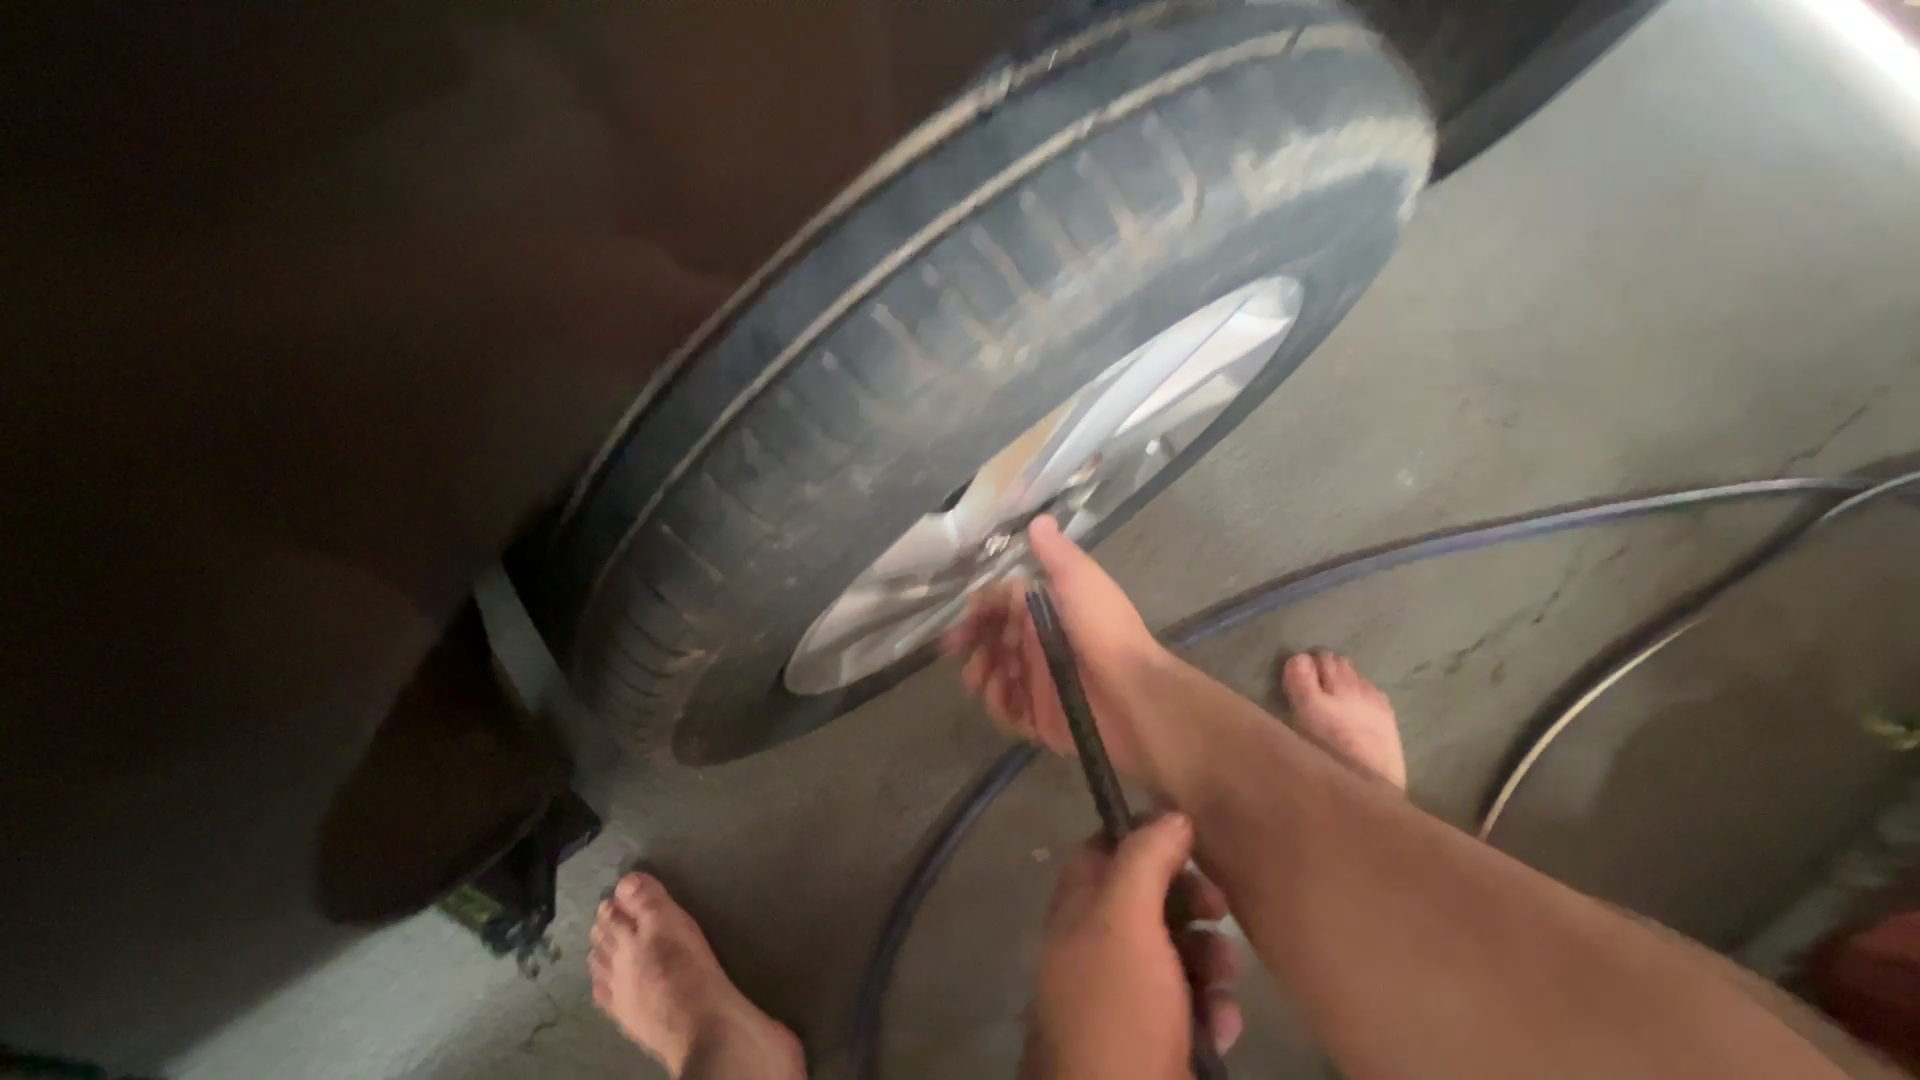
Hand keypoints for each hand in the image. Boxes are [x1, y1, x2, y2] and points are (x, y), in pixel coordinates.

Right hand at [942, 516, 1169, 776]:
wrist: (1133, 694)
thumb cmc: (1104, 631)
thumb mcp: (1081, 581)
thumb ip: (1057, 554)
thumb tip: (1039, 519)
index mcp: (1048, 612)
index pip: (1002, 605)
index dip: (980, 610)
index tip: (964, 618)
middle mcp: (1040, 644)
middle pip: (992, 640)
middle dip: (972, 642)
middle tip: (958, 649)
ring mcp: (1040, 682)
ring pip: (994, 675)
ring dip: (980, 673)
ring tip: (979, 678)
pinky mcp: (1040, 717)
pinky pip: (1007, 710)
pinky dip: (997, 703)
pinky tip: (999, 697)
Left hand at [1025, 813, 1242, 1078]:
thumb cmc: (1117, 1008)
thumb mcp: (1124, 920)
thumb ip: (1145, 859)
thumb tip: (1171, 813)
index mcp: (1079, 907)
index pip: (1106, 848)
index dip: (1146, 838)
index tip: (1189, 840)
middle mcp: (1099, 943)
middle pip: (1153, 898)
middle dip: (1194, 903)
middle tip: (1221, 910)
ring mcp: (1128, 993)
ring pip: (1181, 951)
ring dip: (1211, 961)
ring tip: (1220, 983)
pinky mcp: (1159, 1036)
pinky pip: (1195, 1003)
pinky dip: (1212, 1009)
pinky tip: (1219, 1026)